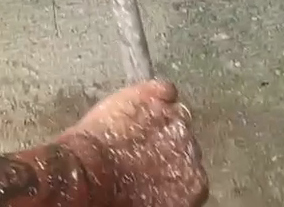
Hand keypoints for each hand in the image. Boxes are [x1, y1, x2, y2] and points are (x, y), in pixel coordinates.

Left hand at [58, 80, 206, 206]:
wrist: (90, 174)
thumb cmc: (114, 197)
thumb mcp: (154, 204)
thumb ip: (172, 190)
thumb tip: (166, 182)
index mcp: (193, 183)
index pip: (194, 170)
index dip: (173, 166)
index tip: (160, 166)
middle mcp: (190, 148)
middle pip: (185, 139)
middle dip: (168, 141)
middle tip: (145, 146)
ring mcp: (173, 117)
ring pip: (178, 112)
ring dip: (163, 117)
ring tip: (139, 125)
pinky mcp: (154, 94)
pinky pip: (165, 88)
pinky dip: (157, 92)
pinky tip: (144, 100)